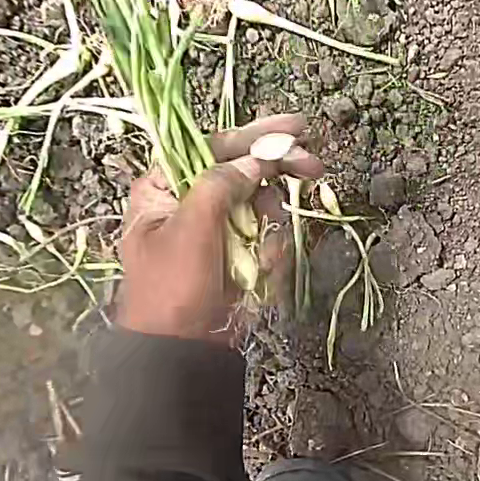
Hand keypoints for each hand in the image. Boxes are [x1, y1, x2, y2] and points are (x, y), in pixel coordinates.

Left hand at [116, 114, 323, 342]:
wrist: (184, 352)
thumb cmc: (173, 290)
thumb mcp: (191, 230)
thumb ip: (221, 185)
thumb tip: (254, 160)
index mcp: (164, 188)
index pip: (213, 146)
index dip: (255, 134)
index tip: (296, 128)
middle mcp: (192, 201)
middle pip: (244, 171)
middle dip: (278, 175)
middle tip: (314, 168)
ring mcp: (220, 228)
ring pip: (263, 206)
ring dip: (271, 226)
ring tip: (261, 255)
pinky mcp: (240, 253)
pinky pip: (268, 237)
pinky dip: (271, 252)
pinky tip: (260, 272)